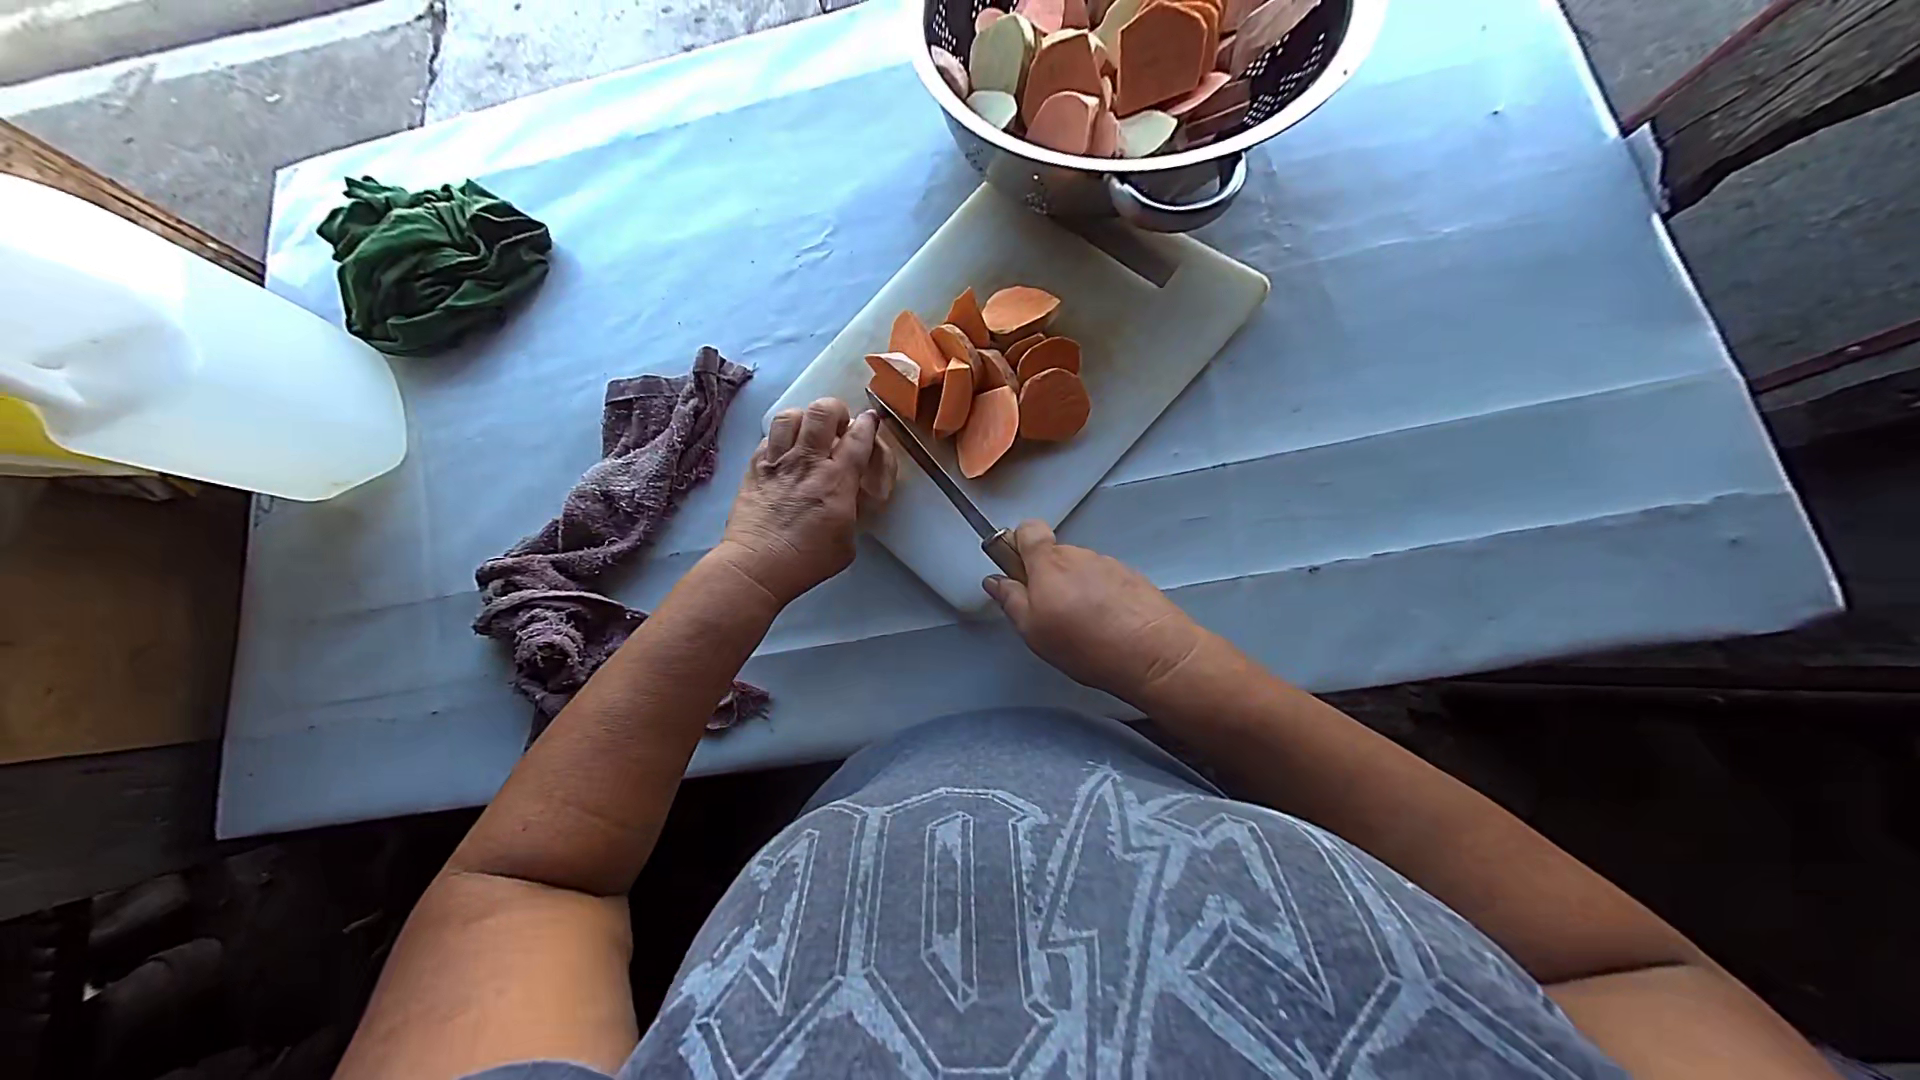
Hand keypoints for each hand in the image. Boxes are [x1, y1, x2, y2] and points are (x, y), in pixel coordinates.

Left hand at [716, 398, 894, 605]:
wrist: (758, 566)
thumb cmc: (807, 560)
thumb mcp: (848, 541)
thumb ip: (852, 510)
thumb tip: (849, 497)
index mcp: (837, 481)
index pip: (859, 436)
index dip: (868, 423)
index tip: (870, 420)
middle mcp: (808, 463)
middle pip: (822, 411)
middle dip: (836, 410)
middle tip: (839, 425)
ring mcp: (778, 462)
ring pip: (790, 415)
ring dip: (804, 418)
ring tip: (808, 432)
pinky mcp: (755, 468)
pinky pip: (768, 437)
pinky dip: (780, 438)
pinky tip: (785, 451)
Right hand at [983, 521, 1212, 705]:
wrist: (1153, 653)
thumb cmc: (1089, 643)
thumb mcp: (1033, 630)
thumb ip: (1010, 600)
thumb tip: (995, 582)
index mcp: (1049, 562)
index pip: (1027, 530)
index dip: (1018, 544)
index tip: (1016, 569)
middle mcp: (1079, 555)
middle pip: (1054, 554)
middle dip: (1048, 577)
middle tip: (1048, 611)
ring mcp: (1108, 564)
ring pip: (1080, 570)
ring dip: (1076, 589)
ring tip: (1080, 625)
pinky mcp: (1131, 577)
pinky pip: (1104, 581)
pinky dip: (1100, 597)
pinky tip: (1104, 626)